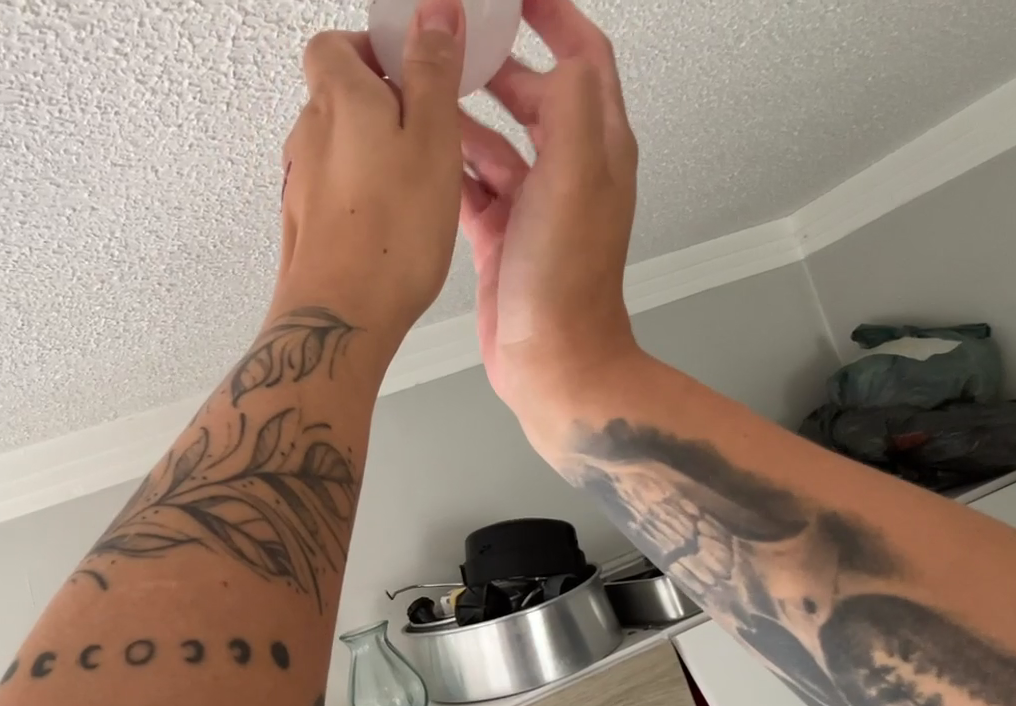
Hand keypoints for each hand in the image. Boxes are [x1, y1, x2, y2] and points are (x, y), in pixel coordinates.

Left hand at [275, 0, 465, 333]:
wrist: (340, 318)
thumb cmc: (389, 235)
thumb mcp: (432, 137)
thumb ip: (432, 70)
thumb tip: (434, 14)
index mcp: (338, 100)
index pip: (332, 45)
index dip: (370, 48)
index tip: (411, 68)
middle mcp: (308, 138)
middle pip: (334, 98)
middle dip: (378, 104)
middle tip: (424, 132)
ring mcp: (300, 187)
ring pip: (336, 151)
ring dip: (371, 155)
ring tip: (414, 187)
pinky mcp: (304, 229)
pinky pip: (333, 195)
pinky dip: (359, 196)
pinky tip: (390, 226)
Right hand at [459, 0, 639, 405]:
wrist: (551, 361)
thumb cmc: (566, 281)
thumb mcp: (574, 178)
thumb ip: (569, 106)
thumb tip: (560, 55)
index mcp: (595, 146)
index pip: (583, 57)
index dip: (555, 16)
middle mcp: (567, 170)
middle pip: (531, 97)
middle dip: (494, 64)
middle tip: (448, 43)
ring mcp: (531, 206)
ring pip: (494, 144)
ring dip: (462, 118)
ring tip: (420, 94)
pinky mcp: (501, 238)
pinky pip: (471, 189)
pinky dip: (449, 171)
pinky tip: (420, 159)